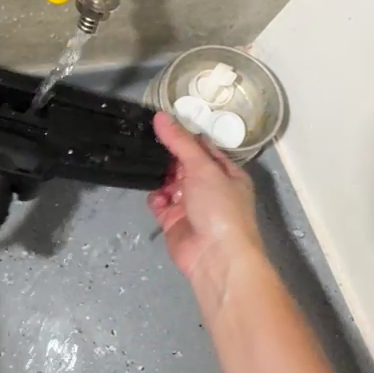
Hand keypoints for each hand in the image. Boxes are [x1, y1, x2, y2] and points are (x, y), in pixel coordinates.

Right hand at [147, 111, 261, 279]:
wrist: (215, 256)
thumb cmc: (219, 208)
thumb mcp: (203, 168)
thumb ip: (180, 142)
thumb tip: (160, 116)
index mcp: (227, 173)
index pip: (203, 147)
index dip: (185, 135)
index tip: (161, 122)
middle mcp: (210, 187)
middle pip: (184, 163)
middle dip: (168, 155)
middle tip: (147, 140)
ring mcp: (191, 204)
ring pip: (169, 181)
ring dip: (159, 175)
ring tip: (146, 164)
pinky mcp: (173, 219)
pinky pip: (160, 201)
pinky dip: (155, 197)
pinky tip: (155, 196)